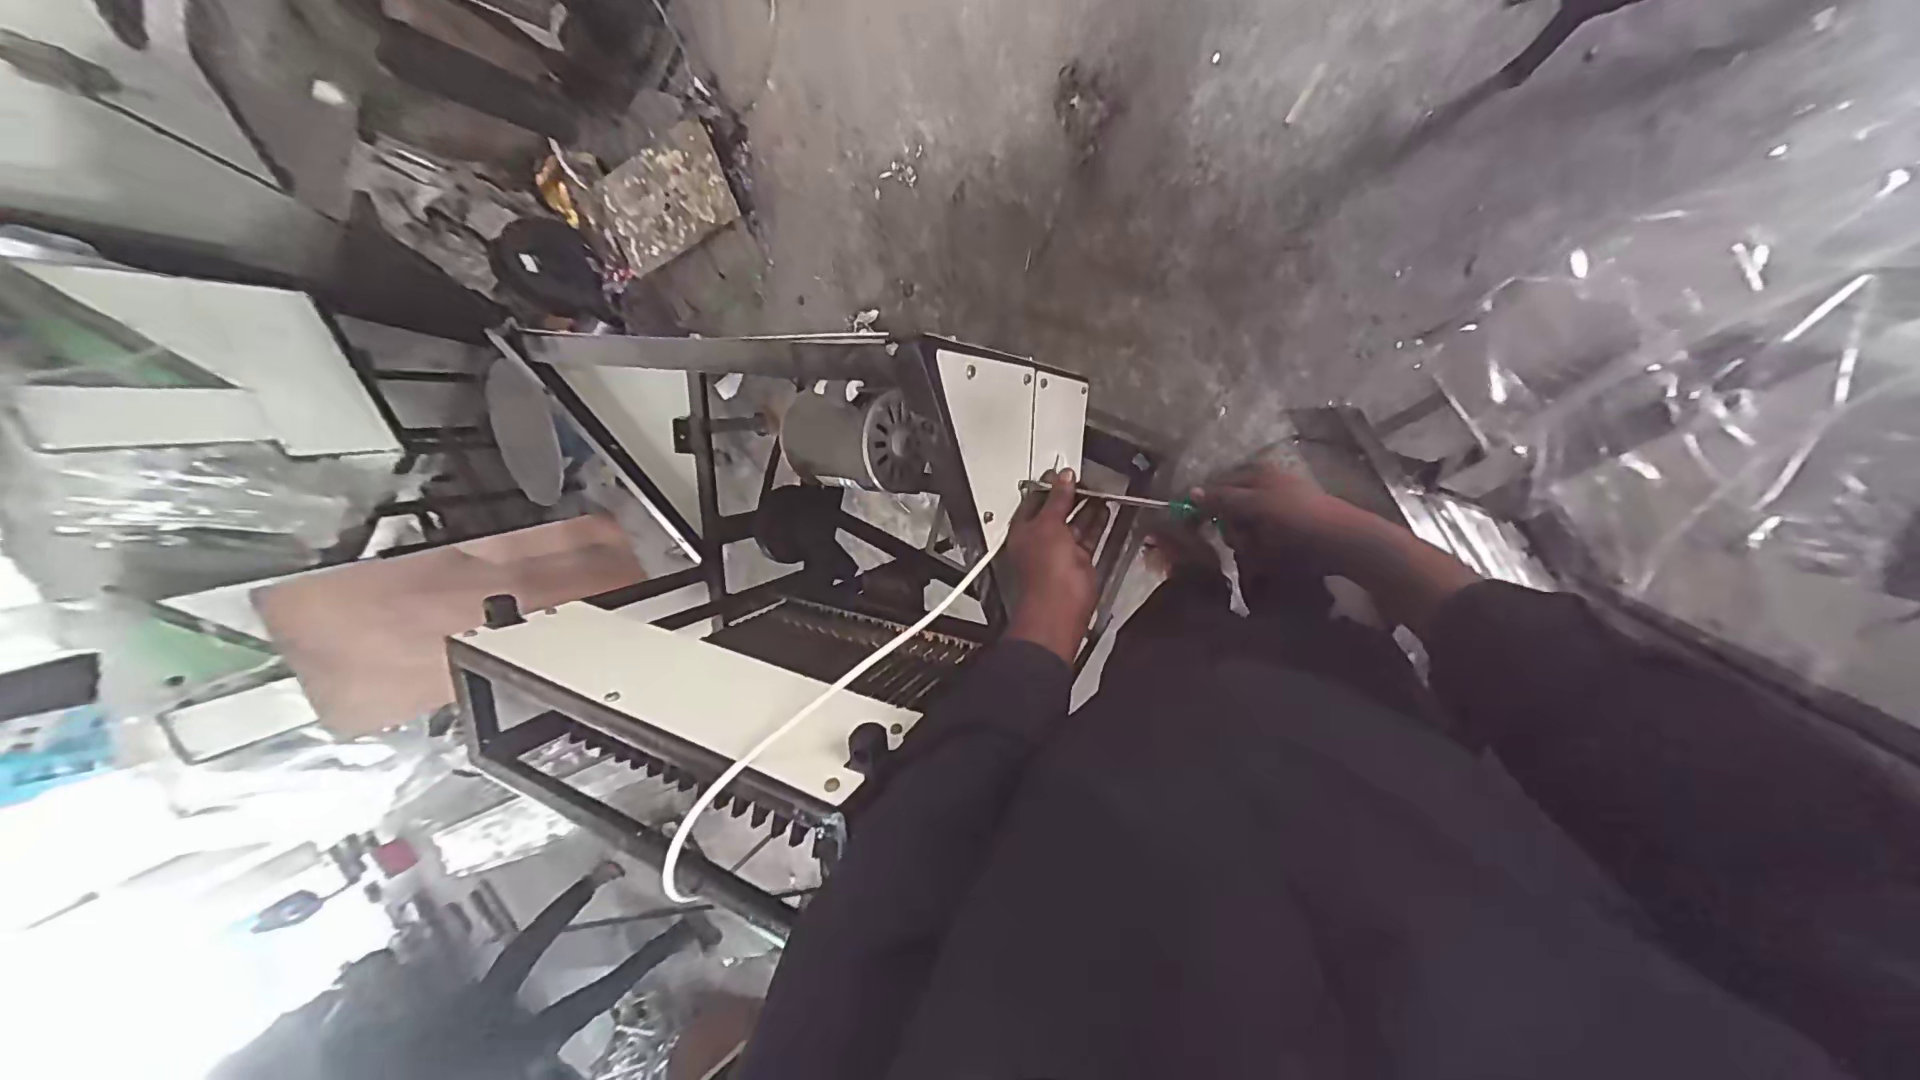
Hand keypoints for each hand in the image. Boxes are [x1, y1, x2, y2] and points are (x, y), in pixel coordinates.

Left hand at [1003, 469, 1109, 663]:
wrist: (1060, 608)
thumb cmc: (1044, 573)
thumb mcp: (1048, 525)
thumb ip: (1057, 500)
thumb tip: (1063, 478)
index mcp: (1024, 530)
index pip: (1035, 500)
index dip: (1049, 485)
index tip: (1063, 472)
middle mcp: (1041, 541)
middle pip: (1056, 511)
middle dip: (1070, 495)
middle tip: (1085, 479)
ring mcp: (1060, 553)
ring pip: (1075, 524)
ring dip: (1087, 507)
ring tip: (1100, 489)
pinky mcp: (1080, 563)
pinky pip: (1089, 538)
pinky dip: (1098, 524)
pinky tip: (1105, 510)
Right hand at [1196, 460, 1479, 633]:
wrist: (1347, 544)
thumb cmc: (1299, 520)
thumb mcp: (1255, 505)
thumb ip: (1222, 498)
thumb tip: (1191, 492)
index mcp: (1257, 473)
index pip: (1216, 484)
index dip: (1204, 503)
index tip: (1193, 525)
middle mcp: (1266, 485)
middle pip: (1228, 507)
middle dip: (1229, 527)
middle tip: (1239, 541)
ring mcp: (1279, 508)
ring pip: (1243, 527)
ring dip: (1244, 543)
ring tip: (1256, 554)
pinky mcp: (1289, 530)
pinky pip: (1260, 541)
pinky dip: (1259, 551)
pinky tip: (1268, 559)